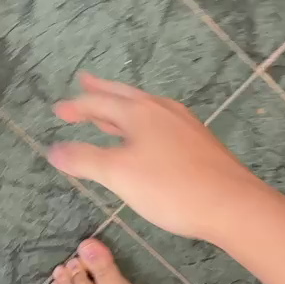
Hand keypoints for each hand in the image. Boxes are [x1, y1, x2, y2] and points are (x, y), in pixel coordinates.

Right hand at [48, 73, 269, 241]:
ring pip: (144, 107)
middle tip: (84, 80)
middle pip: (124, 95)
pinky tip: (147, 134)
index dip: (77, 107)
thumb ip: (84, 159)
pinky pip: (160, 120)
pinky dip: (141, 120)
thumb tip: (53, 149)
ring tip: (110, 107)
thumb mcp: (119, 175)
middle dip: (101, 90)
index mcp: (139, 113)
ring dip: (122, 105)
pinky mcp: (197, 140)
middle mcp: (161, 109)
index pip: (100, 103)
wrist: (232, 203)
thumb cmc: (170, 187)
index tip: (58, 110)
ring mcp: (183, 123)